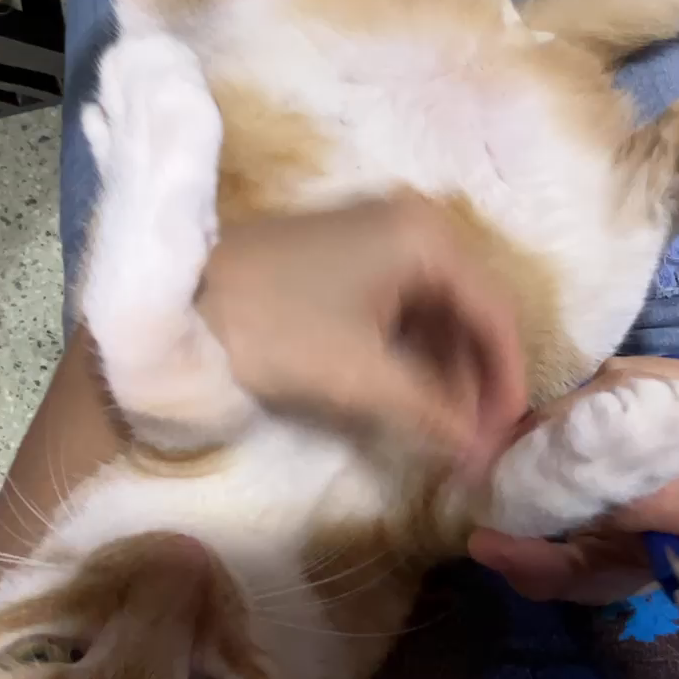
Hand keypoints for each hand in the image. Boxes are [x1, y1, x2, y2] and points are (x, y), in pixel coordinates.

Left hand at [196, 193, 527, 472]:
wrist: (171, 297)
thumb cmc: (273, 326)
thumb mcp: (360, 375)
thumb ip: (432, 414)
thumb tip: (482, 455)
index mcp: (428, 236)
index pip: (497, 312)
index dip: (507, 381)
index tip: (507, 438)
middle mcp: (415, 223)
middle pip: (471, 310)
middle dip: (476, 379)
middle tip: (476, 443)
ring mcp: (381, 234)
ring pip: (439, 311)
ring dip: (446, 371)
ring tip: (446, 429)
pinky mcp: (353, 255)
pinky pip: (406, 306)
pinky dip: (414, 353)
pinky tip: (414, 394)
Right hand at [468, 357, 678, 603]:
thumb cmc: (661, 556)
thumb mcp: (611, 577)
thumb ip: (552, 568)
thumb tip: (482, 543)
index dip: (640, 497)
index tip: (566, 502)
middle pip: (665, 435)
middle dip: (582, 444)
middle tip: (519, 460)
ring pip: (638, 395)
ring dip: (577, 414)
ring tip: (540, 440)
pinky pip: (629, 370)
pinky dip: (589, 392)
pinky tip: (571, 418)